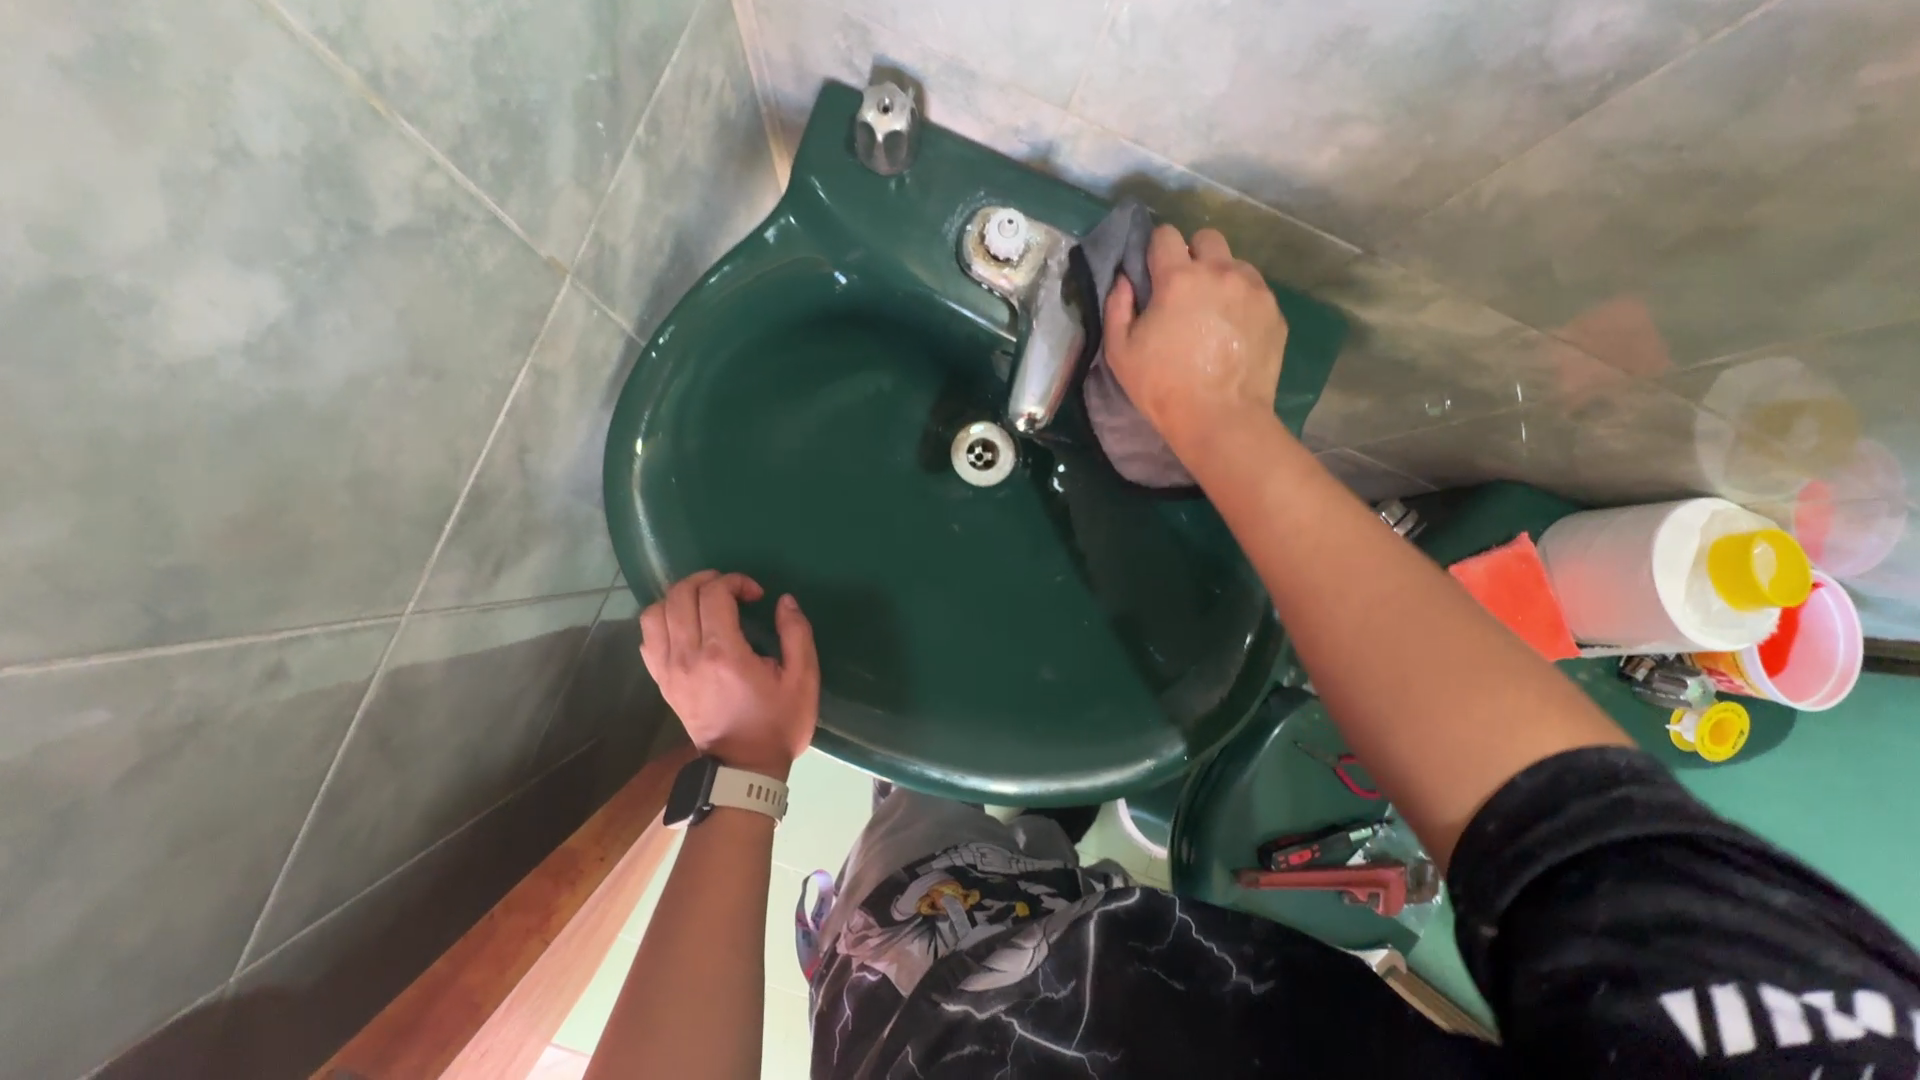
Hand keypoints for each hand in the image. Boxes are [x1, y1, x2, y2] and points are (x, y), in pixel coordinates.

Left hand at [638, 570, 818, 780]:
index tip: (756, 595)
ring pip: (655, 613)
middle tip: (732, 591)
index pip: (714, 593)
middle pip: (680, 595)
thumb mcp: (803, 680)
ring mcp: (669, 670)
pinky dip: (663, 622)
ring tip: (705, 604)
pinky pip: (648, 639)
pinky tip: (686, 627)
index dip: (736, 582)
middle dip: (708, 581)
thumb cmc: (777, 724)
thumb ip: (797, 634)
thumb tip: (784, 601)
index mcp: (724, 653)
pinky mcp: (662, 682)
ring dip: (680, 598)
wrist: (743, 769)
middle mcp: (689, 656)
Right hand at [1102, 225, 1288, 454]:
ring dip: (1221, 278)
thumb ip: (1117, 306)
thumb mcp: (1120, 351)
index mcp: (1179, 278)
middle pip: (1207, 238)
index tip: (1153, 272)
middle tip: (1185, 289)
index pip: (1166, 235)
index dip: (1156, 250)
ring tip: (1213, 313)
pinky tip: (1233, 333)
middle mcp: (1220, 272)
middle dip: (1193, 255)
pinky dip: (1242, 302)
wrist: (1221, 419)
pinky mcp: (1275, 312)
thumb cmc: (1162, 387)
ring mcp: (1254, 290)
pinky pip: (1256, 292)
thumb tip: (1125, 280)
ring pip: (1236, 264)